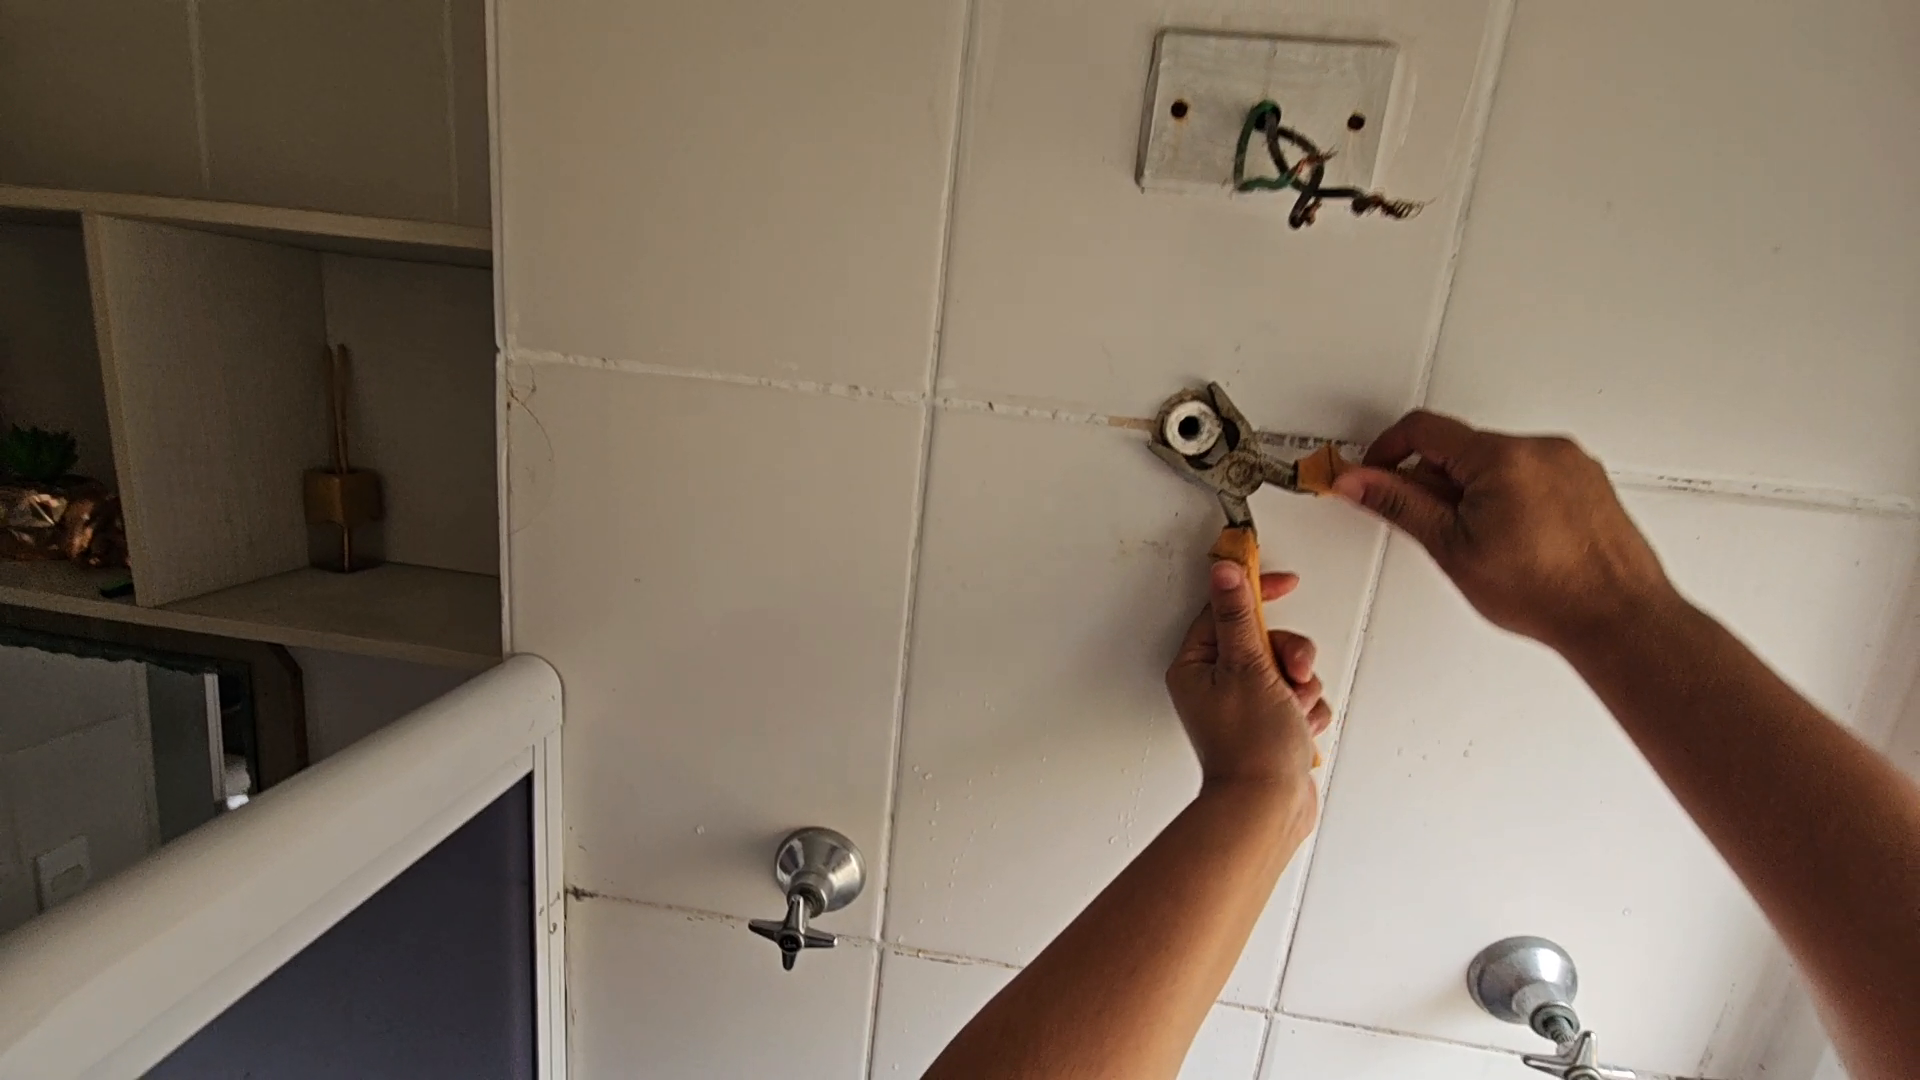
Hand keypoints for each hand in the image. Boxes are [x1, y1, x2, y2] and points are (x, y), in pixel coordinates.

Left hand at [1166, 562, 1331, 806]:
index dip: (1255, 593)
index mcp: (1195, 665)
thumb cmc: (1250, 745)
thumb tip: (1224, 572)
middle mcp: (1214, 682)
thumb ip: (1238, 615)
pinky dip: (1306, 709)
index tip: (1284, 583)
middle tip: (1292, 671)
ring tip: (1293, 709)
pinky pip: (1297, 697)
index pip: (1223, 610)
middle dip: (1288, 654)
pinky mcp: (1267, 723)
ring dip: (1300, 685)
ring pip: (1285, 668)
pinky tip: (1300, 728)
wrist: (1269, 807)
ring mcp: (1242, 704)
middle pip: (1261, 639)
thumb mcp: (1246, 665)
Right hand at [1331, 409, 1677, 648]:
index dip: (1385, 450)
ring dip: (1466, 490)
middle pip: (1456, 447)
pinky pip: (1524, 473)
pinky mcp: (1584, 480)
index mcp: (1503, 458)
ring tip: (1475, 540)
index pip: (1422, 429)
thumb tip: (1356, 480)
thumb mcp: (1449, 545)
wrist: (1618, 618)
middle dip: (1429, 480)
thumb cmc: (1545, 591)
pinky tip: (1505, 537)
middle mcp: (1541, 449)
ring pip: (1489, 462)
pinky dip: (1500, 495)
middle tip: (1430, 525)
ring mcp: (1569, 463)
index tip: (1373, 474)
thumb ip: (1396, 504)